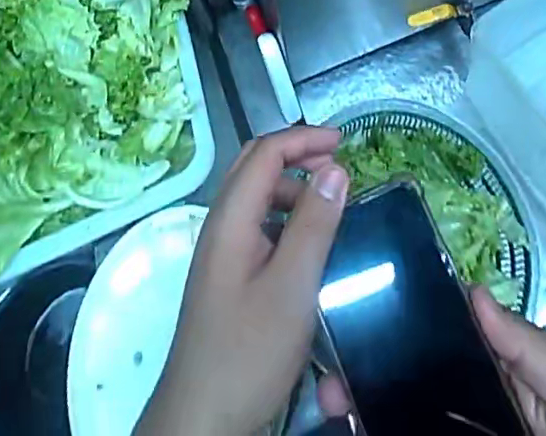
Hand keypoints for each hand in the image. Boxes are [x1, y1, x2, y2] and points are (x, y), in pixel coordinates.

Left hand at [136, 126, 348, 435]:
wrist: (200, 418)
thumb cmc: (248, 351)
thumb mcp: (292, 287)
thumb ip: (314, 225)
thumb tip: (335, 169)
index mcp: (231, 216)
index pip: (266, 152)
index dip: (304, 139)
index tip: (345, 144)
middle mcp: (221, 223)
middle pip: (255, 166)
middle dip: (296, 155)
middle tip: (338, 167)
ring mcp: (221, 249)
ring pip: (256, 196)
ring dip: (293, 188)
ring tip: (331, 206)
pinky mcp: (227, 273)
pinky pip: (257, 225)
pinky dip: (286, 218)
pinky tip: (309, 243)